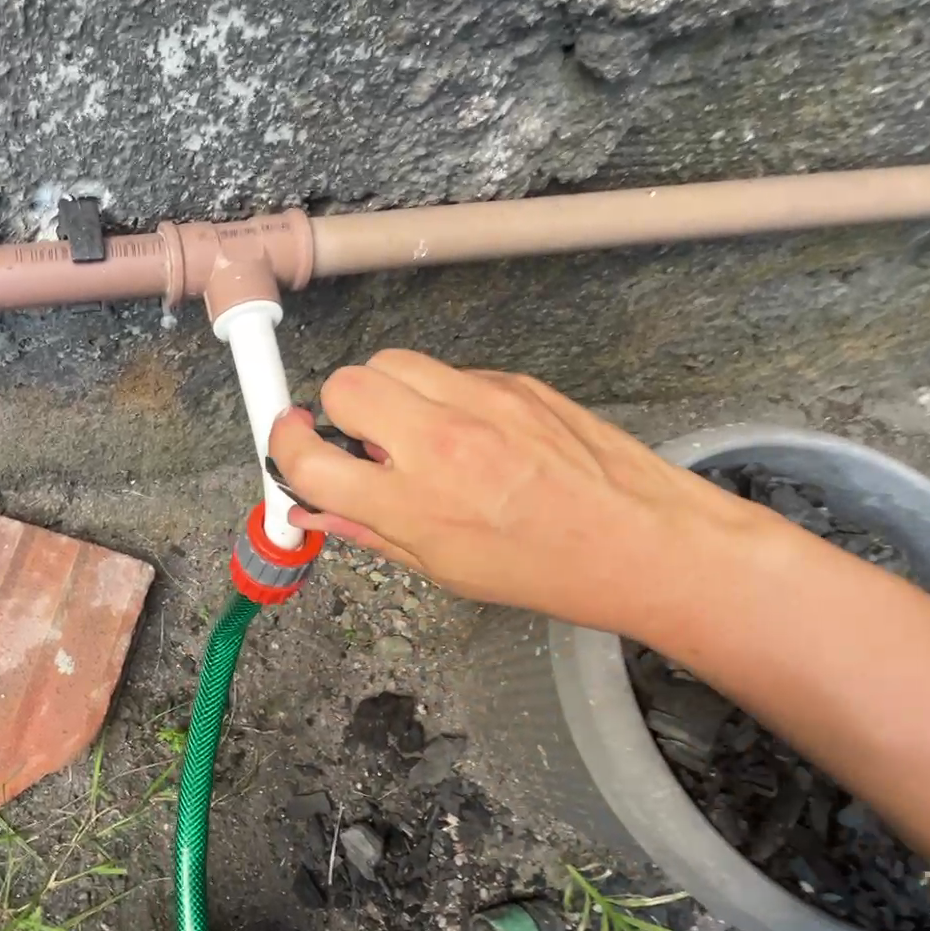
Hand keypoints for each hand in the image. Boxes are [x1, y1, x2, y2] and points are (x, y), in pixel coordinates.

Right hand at [267, 349, 787, 637]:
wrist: (644, 542)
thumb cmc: (545, 568)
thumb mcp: (441, 568)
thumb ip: (367, 529)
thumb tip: (313, 509)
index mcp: (414, 503)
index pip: (310, 459)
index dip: (285, 446)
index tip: (289, 442)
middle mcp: (440, 443)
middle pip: (346, 384)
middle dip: (338, 409)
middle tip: (359, 439)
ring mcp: (480, 402)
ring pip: (391, 361)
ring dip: (383, 391)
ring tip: (408, 429)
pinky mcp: (512, 381)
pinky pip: (446, 371)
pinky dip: (436, 395)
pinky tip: (465, 430)